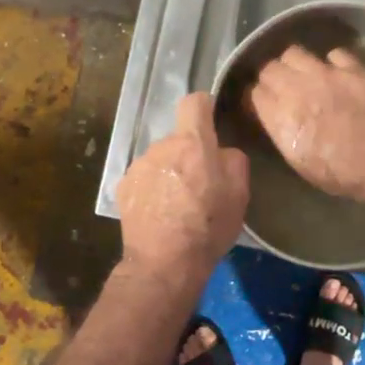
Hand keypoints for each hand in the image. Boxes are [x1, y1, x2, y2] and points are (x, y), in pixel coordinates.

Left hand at [116, 93, 248, 277]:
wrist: (165, 263)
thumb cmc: (209, 227)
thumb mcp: (240, 194)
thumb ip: (234, 161)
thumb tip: (222, 151)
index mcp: (193, 143)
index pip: (194, 102)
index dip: (204, 108)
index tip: (211, 122)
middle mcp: (162, 146)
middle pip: (178, 139)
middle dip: (189, 154)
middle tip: (200, 184)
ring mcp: (139, 166)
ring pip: (160, 159)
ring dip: (170, 172)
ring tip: (178, 204)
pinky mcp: (123, 187)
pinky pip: (144, 179)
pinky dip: (153, 189)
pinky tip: (160, 214)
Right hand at [248, 45, 364, 198]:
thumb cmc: (340, 173)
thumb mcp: (299, 162)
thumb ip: (282, 133)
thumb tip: (276, 119)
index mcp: (280, 115)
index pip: (253, 93)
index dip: (256, 99)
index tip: (261, 105)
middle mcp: (297, 88)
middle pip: (269, 68)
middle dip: (271, 78)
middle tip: (281, 89)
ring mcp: (326, 73)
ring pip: (294, 53)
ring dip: (294, 63)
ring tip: (303, 75)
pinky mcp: (353, 68)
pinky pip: (333, 54)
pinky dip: (332, 62)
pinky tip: (337, 73)